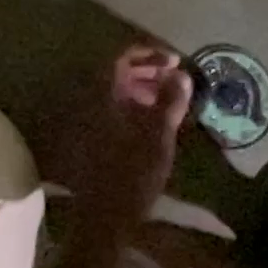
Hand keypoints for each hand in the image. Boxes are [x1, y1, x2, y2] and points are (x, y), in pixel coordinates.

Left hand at [70, 45, 194, 234]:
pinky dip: (130, 103)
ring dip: (140, 86)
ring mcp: (85, 115)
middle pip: (116, 67)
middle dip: (147, 68)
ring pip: (113, 87)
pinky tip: (150, 119)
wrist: (103, 218)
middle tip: (174, 77)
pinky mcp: (88, 133)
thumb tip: (181, 74)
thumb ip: (170, 100)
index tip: (175, 60)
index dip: (149, 50)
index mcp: (101, 91)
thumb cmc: (132, 173)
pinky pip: (109, 104)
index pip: (121, 53)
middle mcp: (88, 96)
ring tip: (167, 98)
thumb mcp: (158, 135)